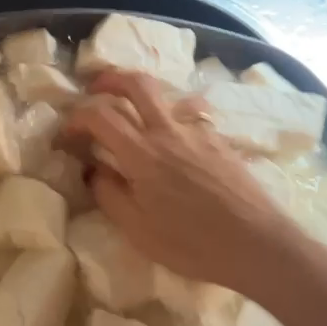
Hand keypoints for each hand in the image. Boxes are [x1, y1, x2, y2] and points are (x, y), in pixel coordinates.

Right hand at [63, 70, 299, 294]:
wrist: (260, 246)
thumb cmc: (192, 243)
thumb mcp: (137, 230)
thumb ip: (109, 194)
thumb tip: (93, 170)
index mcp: (141, 153)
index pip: (98, 115)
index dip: (75, 118)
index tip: (65, 134)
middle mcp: (168, 131)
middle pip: (136, 83)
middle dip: (109, 79)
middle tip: (94, 90)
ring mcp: (198, 133)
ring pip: (166, 95)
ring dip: (142, 96)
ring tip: (134, 114)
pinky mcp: (220, 142)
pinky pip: (191, 117)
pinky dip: (172, 119)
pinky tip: (173, 142)